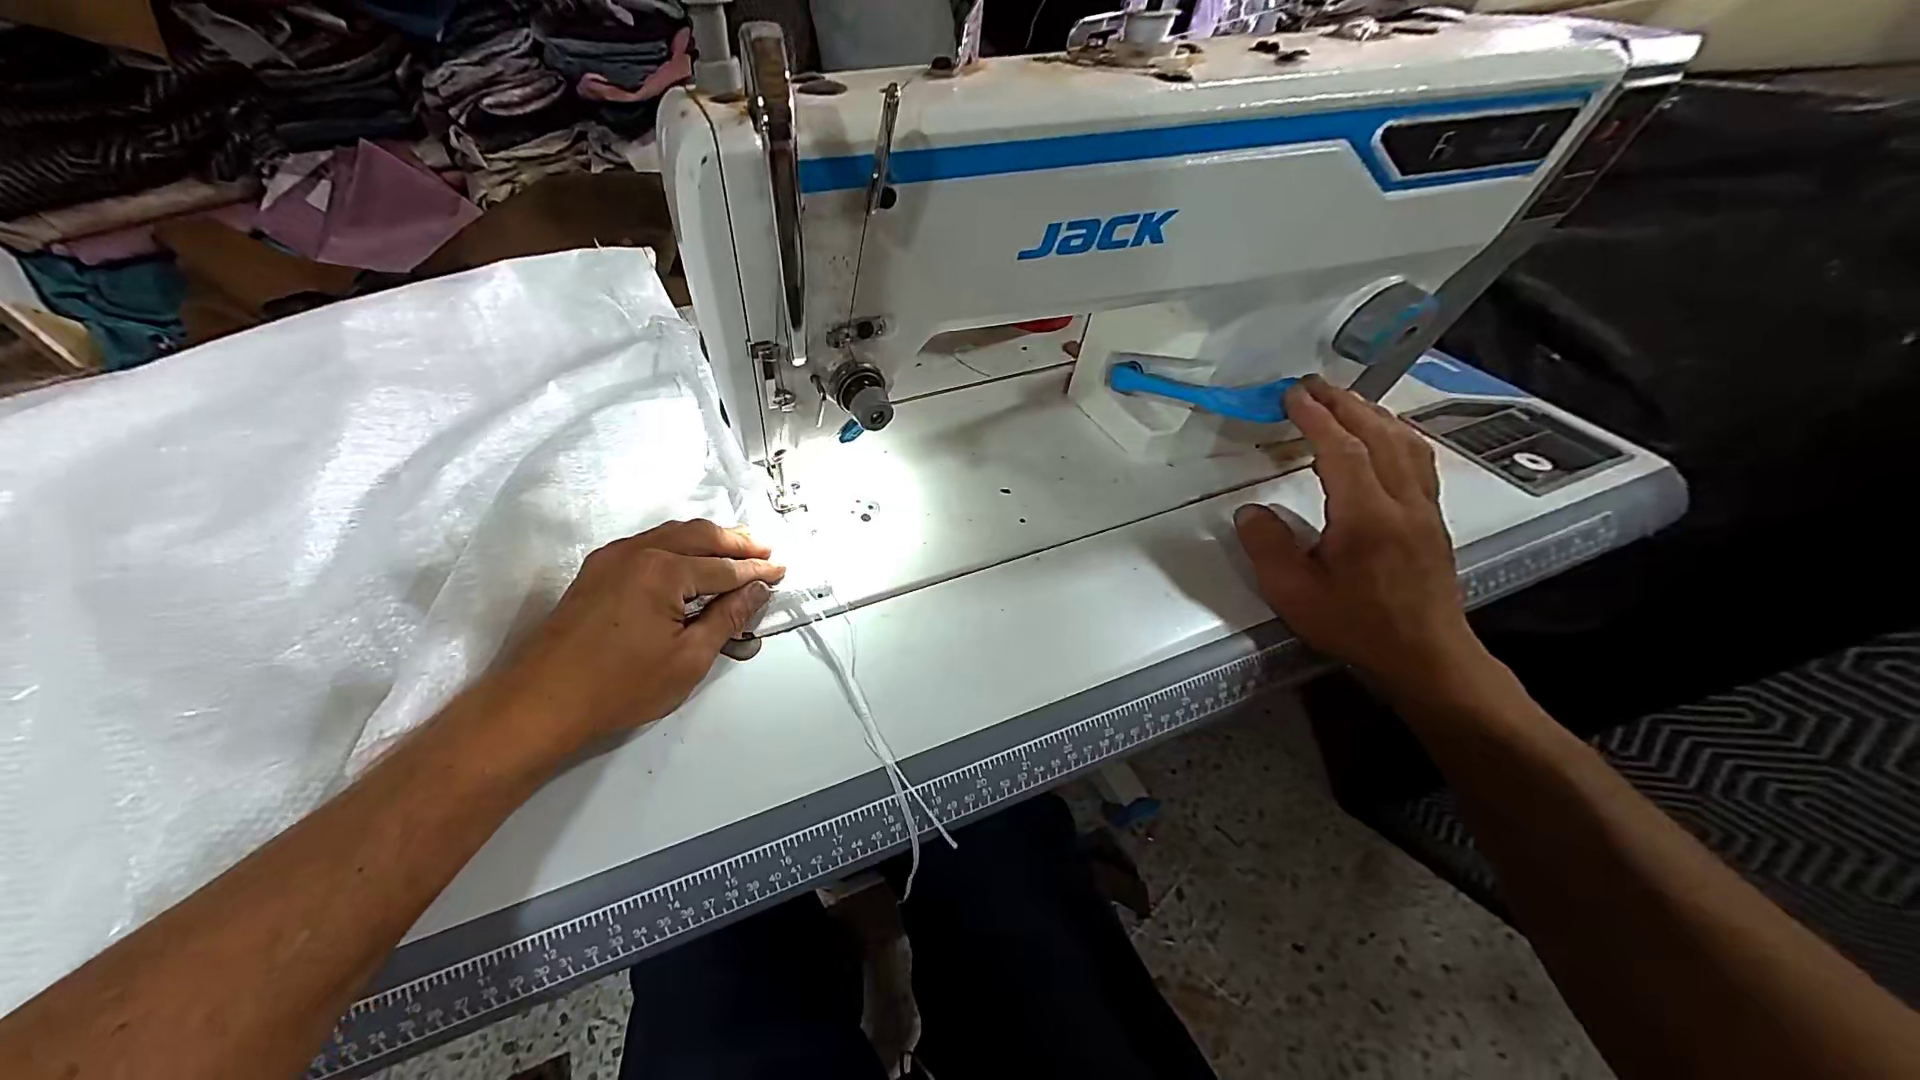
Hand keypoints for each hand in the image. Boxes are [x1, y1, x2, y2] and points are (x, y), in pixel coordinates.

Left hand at [496, 519, 785, 748]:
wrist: (540, 703)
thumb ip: (727, 618)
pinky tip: (690, 557)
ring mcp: (612, 558)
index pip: (724, 567)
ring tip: (736, 546)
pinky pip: (648, 543)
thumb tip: (756, 590)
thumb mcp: (688, 658)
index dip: (756, 570)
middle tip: (765, 549)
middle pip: (699, 536)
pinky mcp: (596, 570)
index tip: (780, 570)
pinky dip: (678, 544)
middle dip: (736, 541)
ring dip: (707, 538)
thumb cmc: (619, 687)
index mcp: (662, 572)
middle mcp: (637, 553)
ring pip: (672, 533)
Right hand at [1234, 375, 1487, 696]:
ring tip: (1346, 401)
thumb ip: (1267, 548)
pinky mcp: (1433, 519)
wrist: (1425, 656)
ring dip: (1374, 414)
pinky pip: (1419, 460)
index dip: (1316, 419)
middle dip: (1345, 404)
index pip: (1342, 451)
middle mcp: (1403, 502)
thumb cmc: (1356, 625)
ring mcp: (1424, 509)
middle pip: (1378, 435)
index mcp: (1367, 517)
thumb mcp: (1294, 594)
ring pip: (1406, 443)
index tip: (1292, 395)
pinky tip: (1385, 435)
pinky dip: (1397, 434)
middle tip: (1314, 385)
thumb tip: (1250, 511)